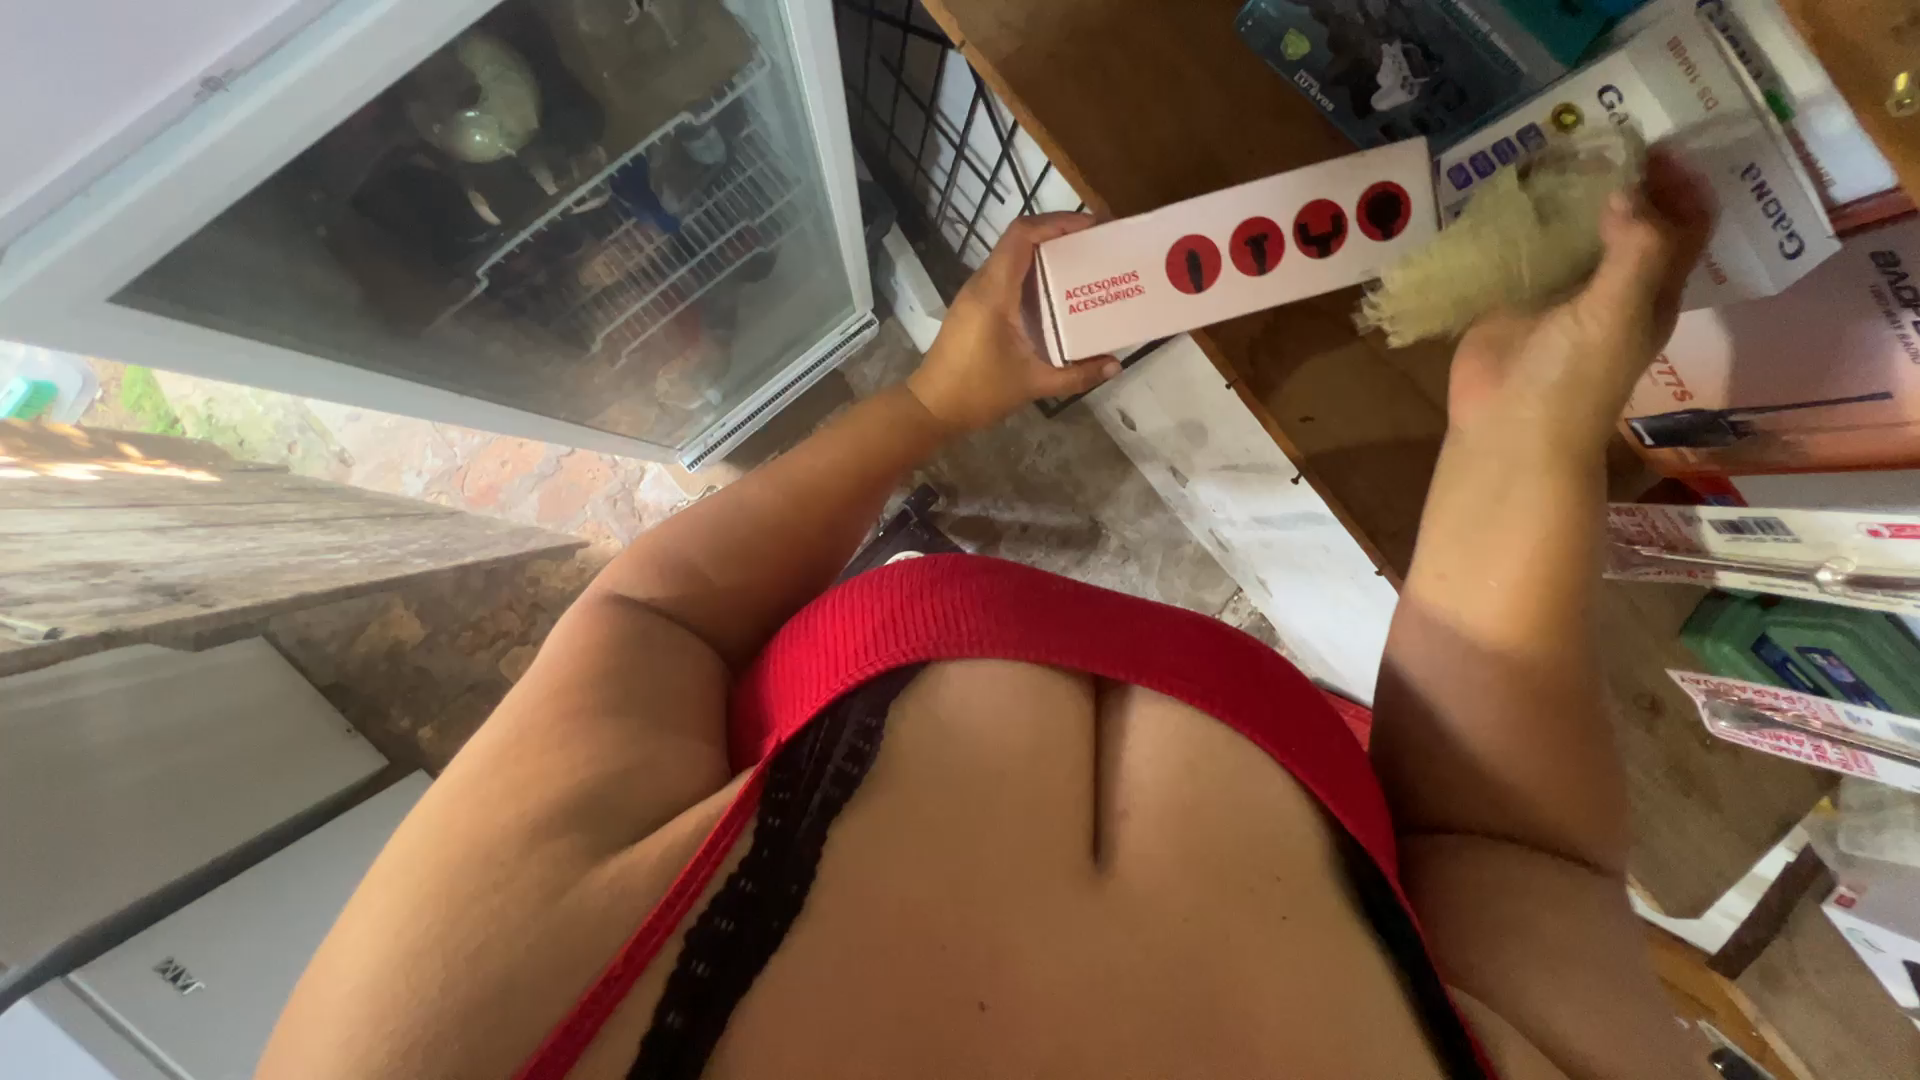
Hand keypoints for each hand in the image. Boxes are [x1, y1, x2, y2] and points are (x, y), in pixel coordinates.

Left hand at [906, 213, 1122, 434]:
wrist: (932, 409)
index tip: (1091, 227)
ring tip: (1081, 266)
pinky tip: (1054, 295)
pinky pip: (1005, 277)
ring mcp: (973, 295)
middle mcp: (981, 285)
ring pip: (1011, 258)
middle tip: (1095, 246)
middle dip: (1058, 236)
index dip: (1057, 222)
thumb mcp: (1033, 385)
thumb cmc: (978, 393)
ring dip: (1045, 255)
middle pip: (1020, 240)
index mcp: (994, 293)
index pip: (1022, 235)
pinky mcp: (972, 308)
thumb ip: (1076, 375)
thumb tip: (1115, 367)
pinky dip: (1031, 275)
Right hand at [1447, 151, 1714, 454]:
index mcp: (1650, 290)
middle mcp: (1605, 288)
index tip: (1653, 148)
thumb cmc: (1573, 375)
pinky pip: (1515, 261)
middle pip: (1624, 225)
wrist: (1506, 425)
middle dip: (1617, 186)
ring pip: (1567, 240)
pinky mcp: (1505, 307)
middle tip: (1594, 148)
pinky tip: (1503, 210)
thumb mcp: (1620, 310)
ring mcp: (1552, 298)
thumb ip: (1634, 248)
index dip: (1679, 184)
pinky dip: (1512, 234)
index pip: (1683, 224)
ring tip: (1548, 168)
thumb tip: (1624, 191)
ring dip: (1562, 206)